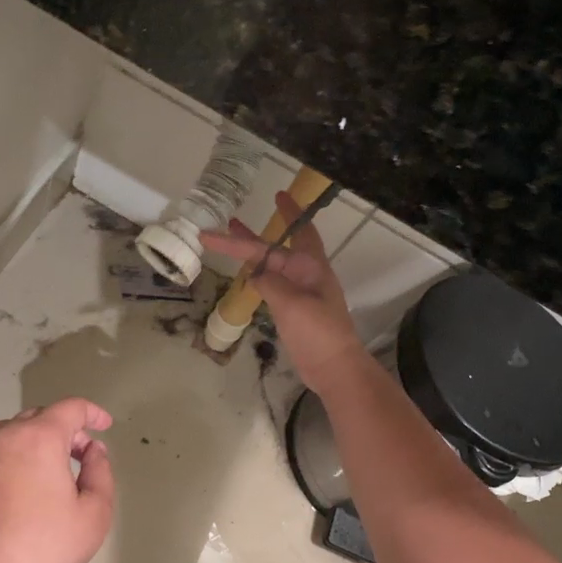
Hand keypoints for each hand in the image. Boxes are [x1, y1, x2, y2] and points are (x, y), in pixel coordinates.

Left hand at [0, 398, 114, 562]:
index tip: (104, 425)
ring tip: (44, 472)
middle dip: (63, 430)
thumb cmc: (46, 549)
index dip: (92, 413)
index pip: (70, 409)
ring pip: (7, 433)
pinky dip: (3, 459)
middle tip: (80, 457)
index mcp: (39, 438)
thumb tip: (93, 452)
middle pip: (37, 417)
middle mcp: (2, 437)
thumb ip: (100, 473)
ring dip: (31, 442)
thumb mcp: (94, 514)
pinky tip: (11, 488)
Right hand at [201, 191, 371, 392]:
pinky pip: (272, 286)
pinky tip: (246, 278)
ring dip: (252, 256)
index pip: (300, 231)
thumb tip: (255, 274)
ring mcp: (301, 294)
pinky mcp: (294, 311)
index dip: (290, 212)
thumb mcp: (291, 303)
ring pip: (271, 267)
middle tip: (229, 222)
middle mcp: (306, 275)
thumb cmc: (318, 332)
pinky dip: (257, 277)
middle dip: (253, 236)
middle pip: (276, 249)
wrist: (333, 368)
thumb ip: (270, 282)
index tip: (278, 194)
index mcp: (311, 267)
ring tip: (228, 245)